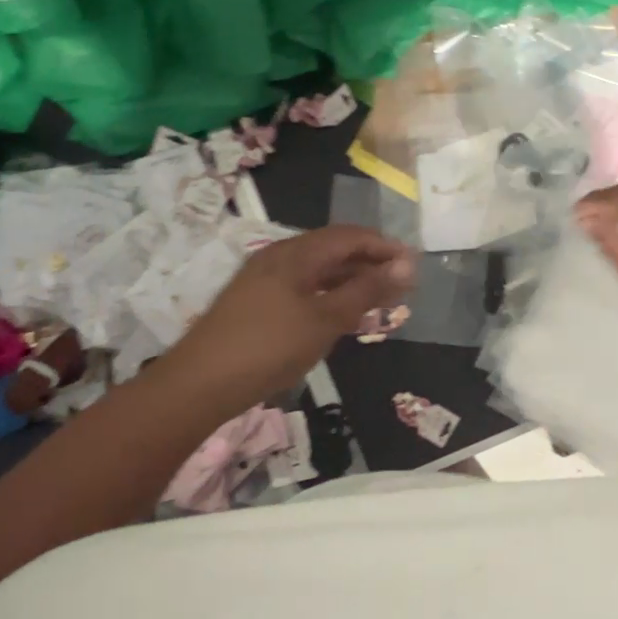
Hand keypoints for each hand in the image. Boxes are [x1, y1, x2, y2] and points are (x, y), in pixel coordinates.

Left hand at [170, 225, 414, 396]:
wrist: (202, 383)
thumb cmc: (270, 346)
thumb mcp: (326, 318)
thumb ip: (367, 290)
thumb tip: (406, 266)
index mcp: (295, 253)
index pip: (349, 236)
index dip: (384, 246)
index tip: (415, 266)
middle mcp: (279, 258)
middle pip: (334, 251)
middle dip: (371, 264)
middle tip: (403, 287)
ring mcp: (265, 282)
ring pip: (320, 273)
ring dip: (353, 283)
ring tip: (382, 304)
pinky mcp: (258, 306)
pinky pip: (305, 291)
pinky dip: (332, 299)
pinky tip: (345, 319)